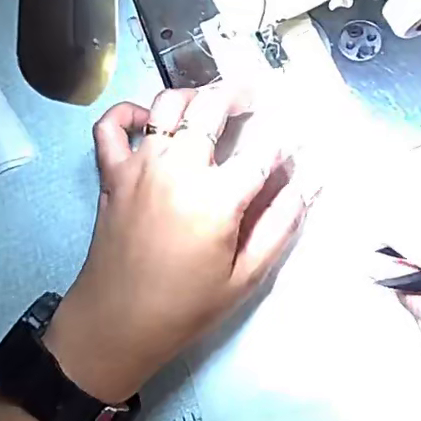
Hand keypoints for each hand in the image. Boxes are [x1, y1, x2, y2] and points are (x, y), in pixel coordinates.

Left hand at [43, 85, 306, 402]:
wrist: (115, 326)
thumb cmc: (186, 306)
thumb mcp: (246, 276)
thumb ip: (281, 224)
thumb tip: (309, 182)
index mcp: (216, 198)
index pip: (263, 148)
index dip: (287, 140)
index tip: (297, 142)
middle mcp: (177, 169)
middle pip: (212, 106)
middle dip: (242, 95)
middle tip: (257, 100)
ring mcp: (139, 166)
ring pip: (167, 103)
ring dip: (195, 96)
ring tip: (212, 106)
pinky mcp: (111, 173)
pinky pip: (111, 125)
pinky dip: (129, 112)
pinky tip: (148, 120)